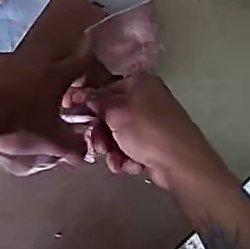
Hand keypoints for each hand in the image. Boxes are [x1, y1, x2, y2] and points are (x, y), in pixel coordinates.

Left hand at [0, 0, 102, 173]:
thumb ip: (71, 146)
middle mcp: (33, 61)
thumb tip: (84, 152)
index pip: (81, 64)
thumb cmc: (15, 122)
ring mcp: (5, 59)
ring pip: (22, 68)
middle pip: (51, 65)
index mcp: (55, 75)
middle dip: (53, 80)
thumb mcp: (48, 140)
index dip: (87, 69)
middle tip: (52, 98)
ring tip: (18, 103)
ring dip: (24, 81)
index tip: (87, 75)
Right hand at [63, 74, 232, 191]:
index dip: (86, 102)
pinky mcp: (153, 143)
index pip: (105, 88)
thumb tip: (82, 94)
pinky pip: (130, 148)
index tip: (69, 112)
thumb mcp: (117, 111)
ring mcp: (151, 122)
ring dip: (112, 150)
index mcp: (139, 83)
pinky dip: (127, 158)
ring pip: (117, 134)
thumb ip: (97, 101)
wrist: (180, 161)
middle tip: (99, 146)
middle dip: (101, 134)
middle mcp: (146, 98)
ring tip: (116, 159)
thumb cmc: (147, 130)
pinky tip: (131, 165)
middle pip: (110, 115)